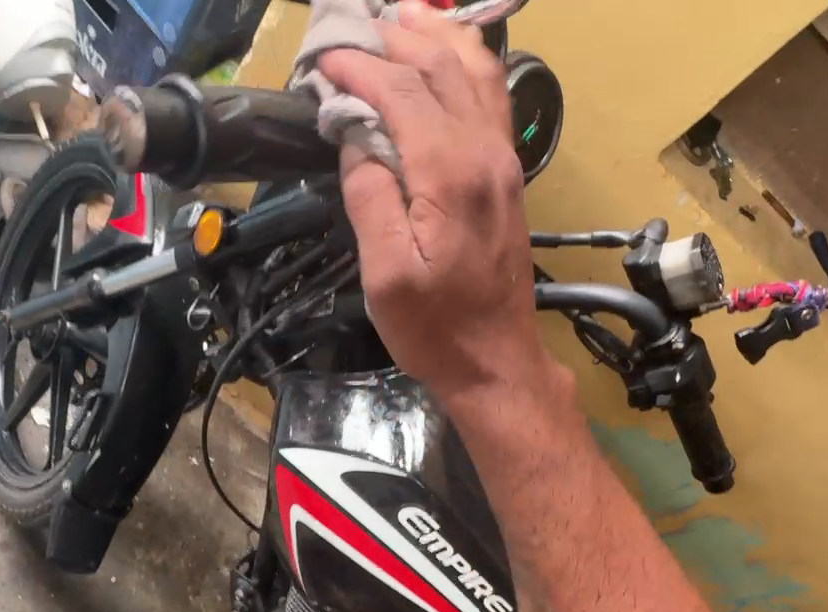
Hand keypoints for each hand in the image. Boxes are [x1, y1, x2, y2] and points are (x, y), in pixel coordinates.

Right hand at [317, 2, 546, 404]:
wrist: (495, 360)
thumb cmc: (435, 328)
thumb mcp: (385, 275)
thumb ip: (369, 198)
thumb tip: (356, 139)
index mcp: (449, 172)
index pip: (399, 92)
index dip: (357, 69)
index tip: (321, 60)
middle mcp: (484, 152)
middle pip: (439, 67)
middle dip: (393, 38)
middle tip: (353, 26)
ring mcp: (502, 161)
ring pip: (475, 72)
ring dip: (436, 36)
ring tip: (401, 17)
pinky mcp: (507, 176)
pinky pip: (492, 99)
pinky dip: (467, 64)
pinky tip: (448, 57)